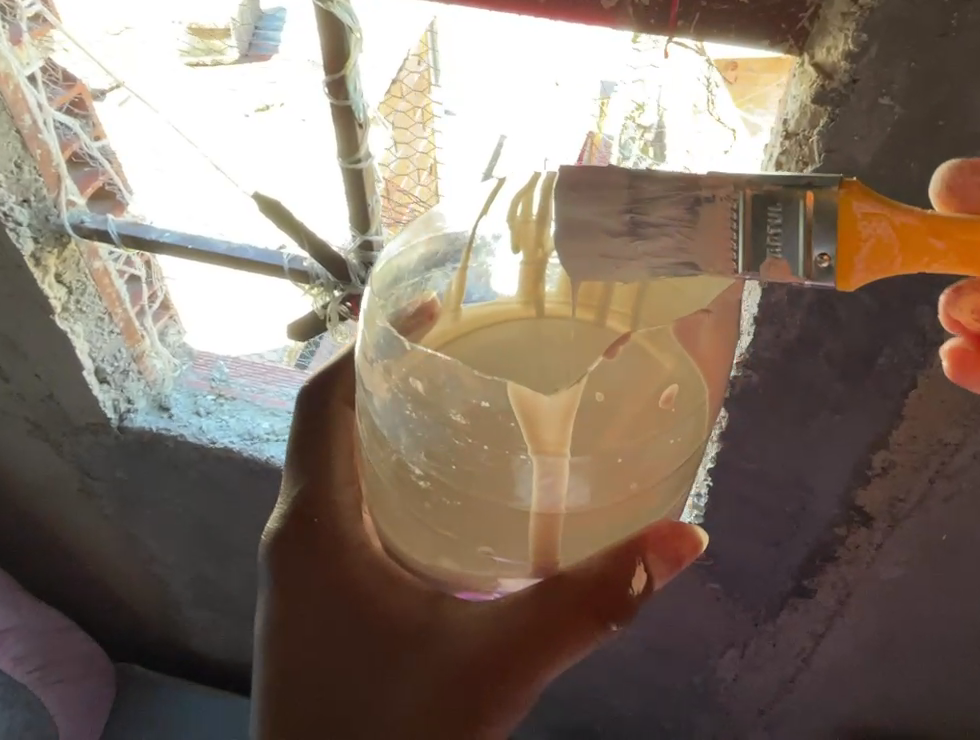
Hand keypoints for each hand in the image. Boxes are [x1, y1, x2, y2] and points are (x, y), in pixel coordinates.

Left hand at [251, 349, 708, 739]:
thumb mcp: (497, 666)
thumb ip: (592, 601)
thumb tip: (685, 538)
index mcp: (313, 526)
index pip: (322, 398)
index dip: (369, 343)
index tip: (433, 313)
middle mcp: (295, 536)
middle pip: (330, 423)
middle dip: (389, 377)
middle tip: (469, 351)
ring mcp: (300, 575)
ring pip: (337, 467)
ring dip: (387, 426)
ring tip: (465, 404)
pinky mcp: (316, 605)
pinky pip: (346, 508)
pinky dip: (388, 476)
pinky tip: (449, 494)